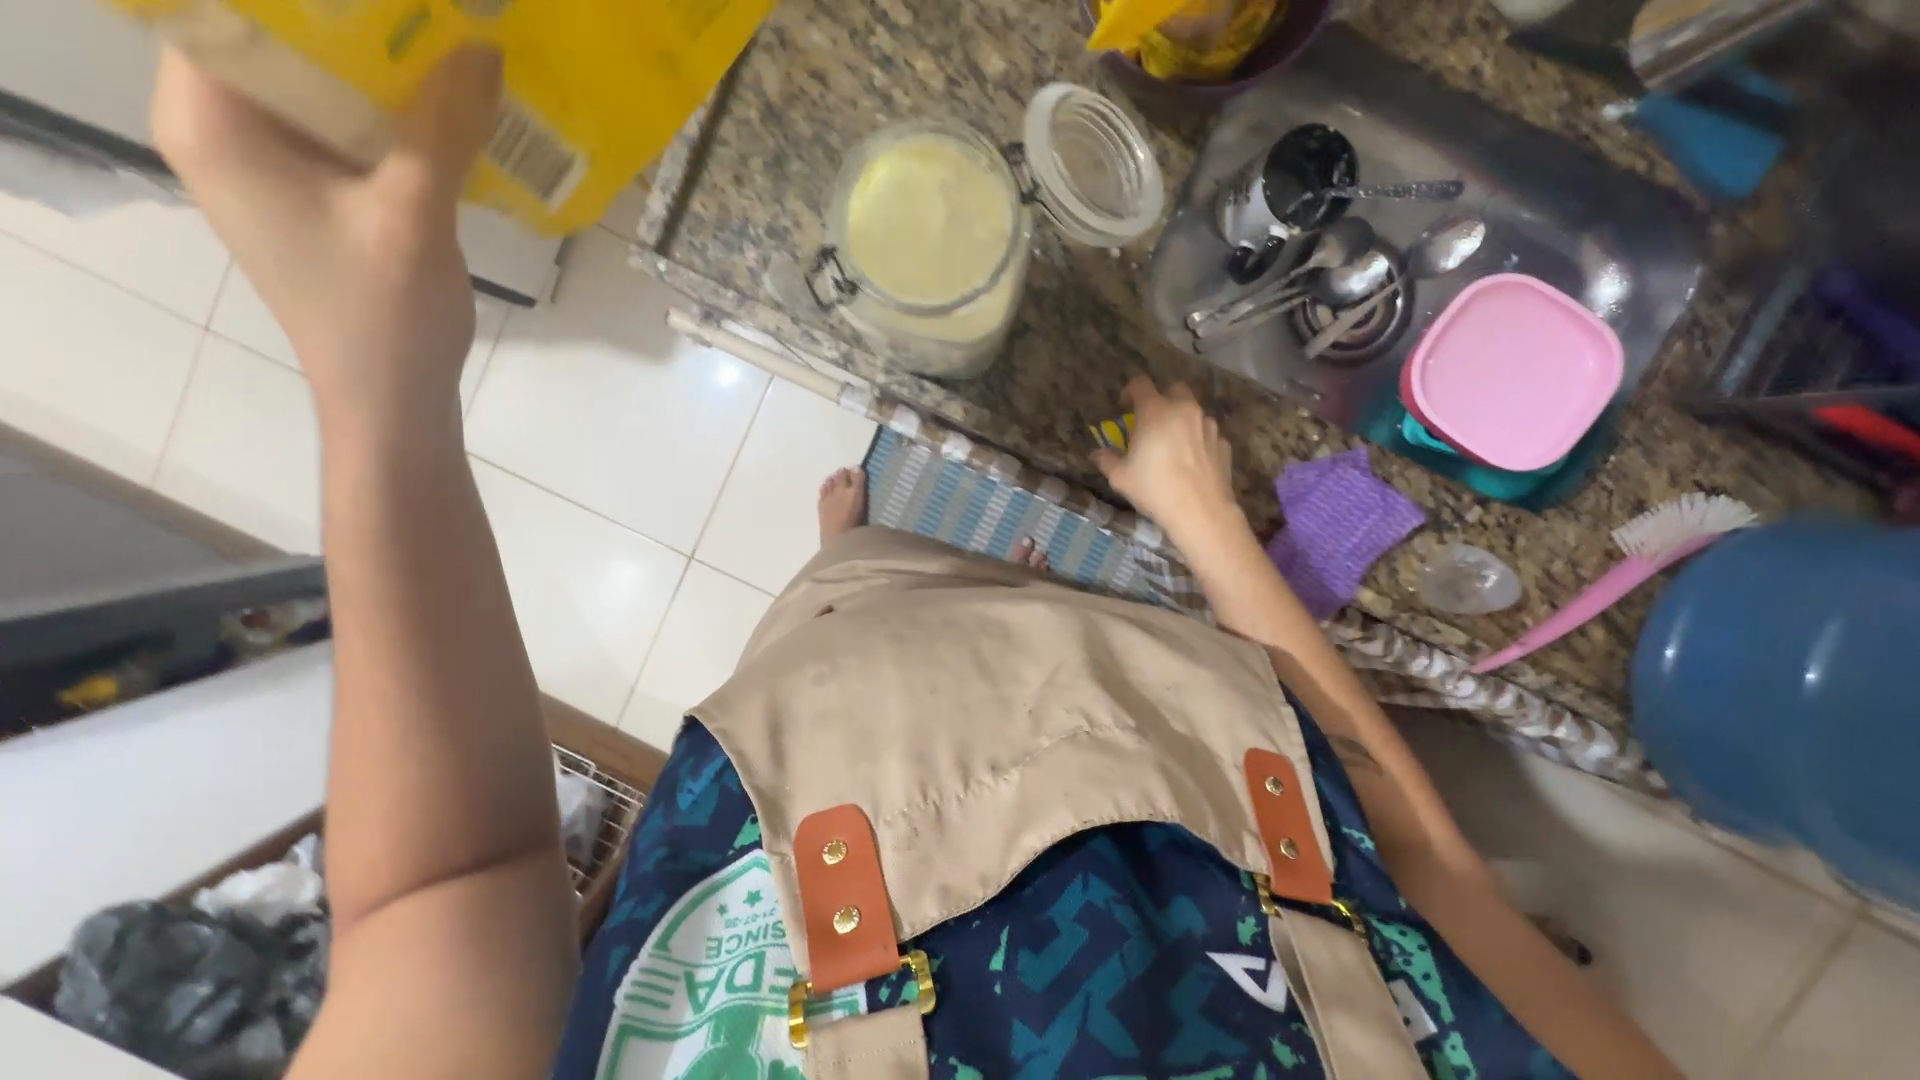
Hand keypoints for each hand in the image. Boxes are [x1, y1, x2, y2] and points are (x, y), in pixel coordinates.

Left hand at [151, 47, 501, 433]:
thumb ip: (443, 125)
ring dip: (379, 64)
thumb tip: (484, 47)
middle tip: (427, 11)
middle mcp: (224, 129)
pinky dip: (391, 109)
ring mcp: (269, 163)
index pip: (224, 7)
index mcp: (213, 123)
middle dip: (350, 19)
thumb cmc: (382, 316)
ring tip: (445, 44)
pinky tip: (445, 103)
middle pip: (272, 35)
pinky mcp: (312, 190)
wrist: (392, 401)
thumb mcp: (415, 215)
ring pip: (314, 78)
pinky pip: (343, 124)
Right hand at [1092, 376, 1242, 540]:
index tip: (1124, 407)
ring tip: (1174, 446)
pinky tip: (1192, 462)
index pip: (1141, 384)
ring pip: (1194, 413)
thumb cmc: (1155, 489)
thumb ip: (1107, 460)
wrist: (1201, 511)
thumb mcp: (1121, 478)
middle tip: (1153, 423)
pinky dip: (1199, 441)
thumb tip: (1097, 454)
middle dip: (1163, 400)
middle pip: (1175, 390)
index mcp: (1156, 412)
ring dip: (1182, 421)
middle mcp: (1185, 410)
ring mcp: (1208, 426)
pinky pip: (1207, 435)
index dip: (1130, 391)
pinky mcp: (1224, 444)